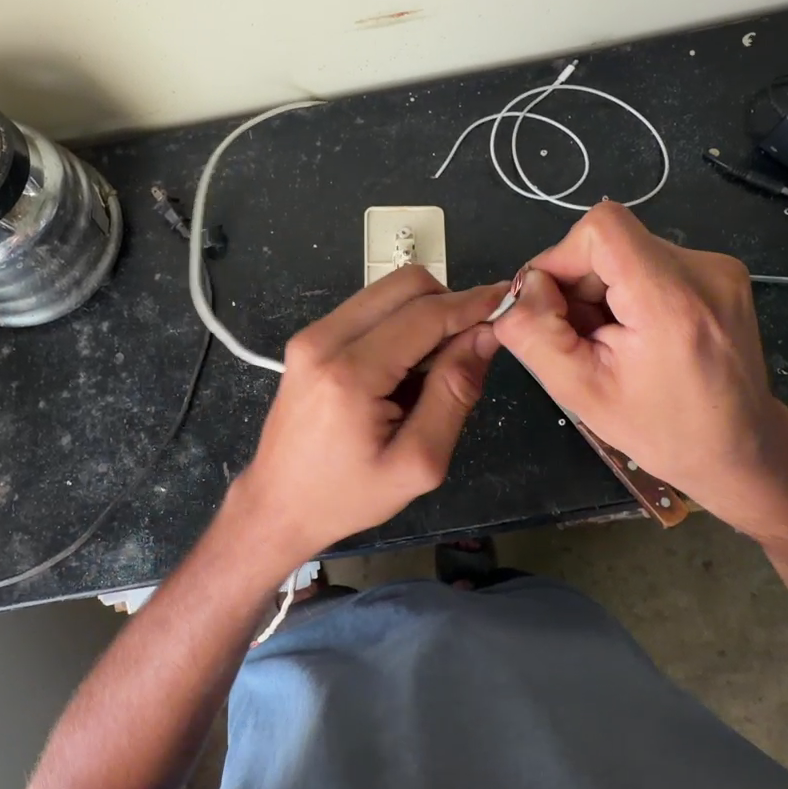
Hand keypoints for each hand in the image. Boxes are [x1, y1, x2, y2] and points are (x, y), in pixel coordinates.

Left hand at [229, 267, 507, 563]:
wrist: (278, 504)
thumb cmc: (348, 495)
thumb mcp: (418, 462)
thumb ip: (454, 394)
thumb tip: (484, 336)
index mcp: (350, 373)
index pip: (425, 314)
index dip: (472, 303)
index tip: (508, 301)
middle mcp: (323, 339)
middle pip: (404, 284)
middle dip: (448, 304)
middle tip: (468, 347)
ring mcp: (310, 335)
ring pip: (385, 291)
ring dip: (422, 314)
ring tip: (431, 369)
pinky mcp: (307, 340)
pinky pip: (366, 309)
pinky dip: (397, 324)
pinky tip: (403, 369)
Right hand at [491, 203, 787, 533]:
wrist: (739, 448)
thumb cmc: (659, 429)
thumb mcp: (577, 390)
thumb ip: (534, 332)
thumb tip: (525, 286)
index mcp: (671, 301)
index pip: (603, 228)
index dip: (561, 256)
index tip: (551, 302)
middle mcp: (703, 271)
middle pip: (609, 241)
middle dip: (578, 282)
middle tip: (581, 336)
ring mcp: (718, 268)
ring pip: (626, 249)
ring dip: (601, 288)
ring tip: (612, 339)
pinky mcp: (721, 271)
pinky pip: (649, 259)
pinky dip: (627, 290)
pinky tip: (636, 332)